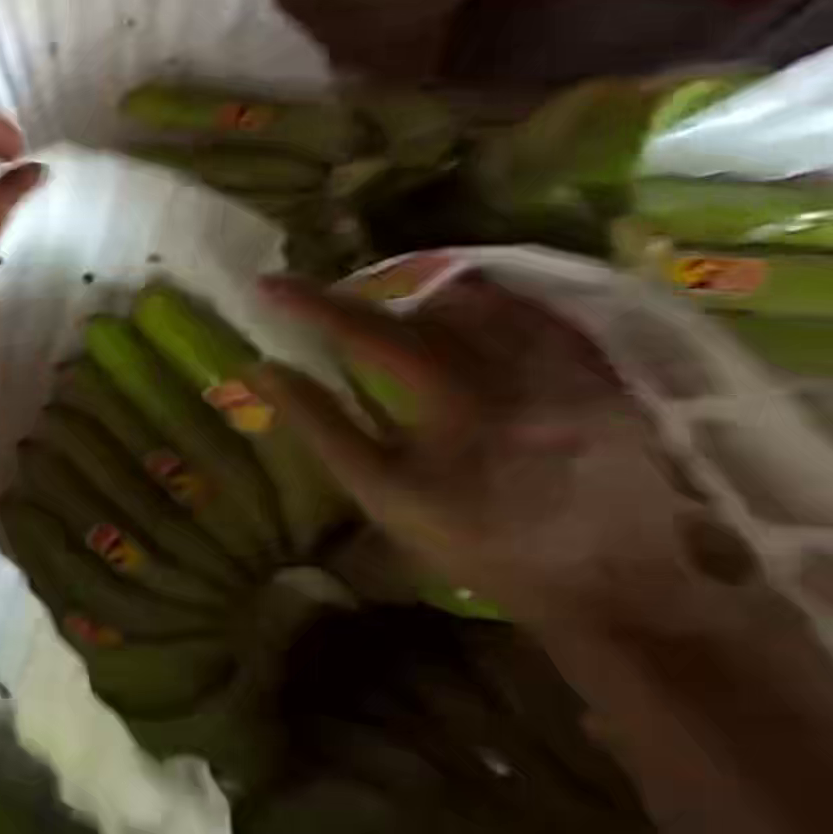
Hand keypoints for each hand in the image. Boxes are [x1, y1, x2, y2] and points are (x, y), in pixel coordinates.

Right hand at [254, 275, 748, 629]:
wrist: (612, 589)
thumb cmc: (476, 541)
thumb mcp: (380, 489)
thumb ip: (319, 422)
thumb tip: (262, 369)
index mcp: (452, 393)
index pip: (365, 328)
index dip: (310, 302)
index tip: (267, 284)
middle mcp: (514, 364)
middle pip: (424, 300)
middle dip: (372, 302)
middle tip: (339, 320)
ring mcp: (567, 366)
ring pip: (483, 301)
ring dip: (427, 304)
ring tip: (401, 330)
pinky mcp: (600, 375)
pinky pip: (531, 318)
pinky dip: (485, 316)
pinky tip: (466, 344)